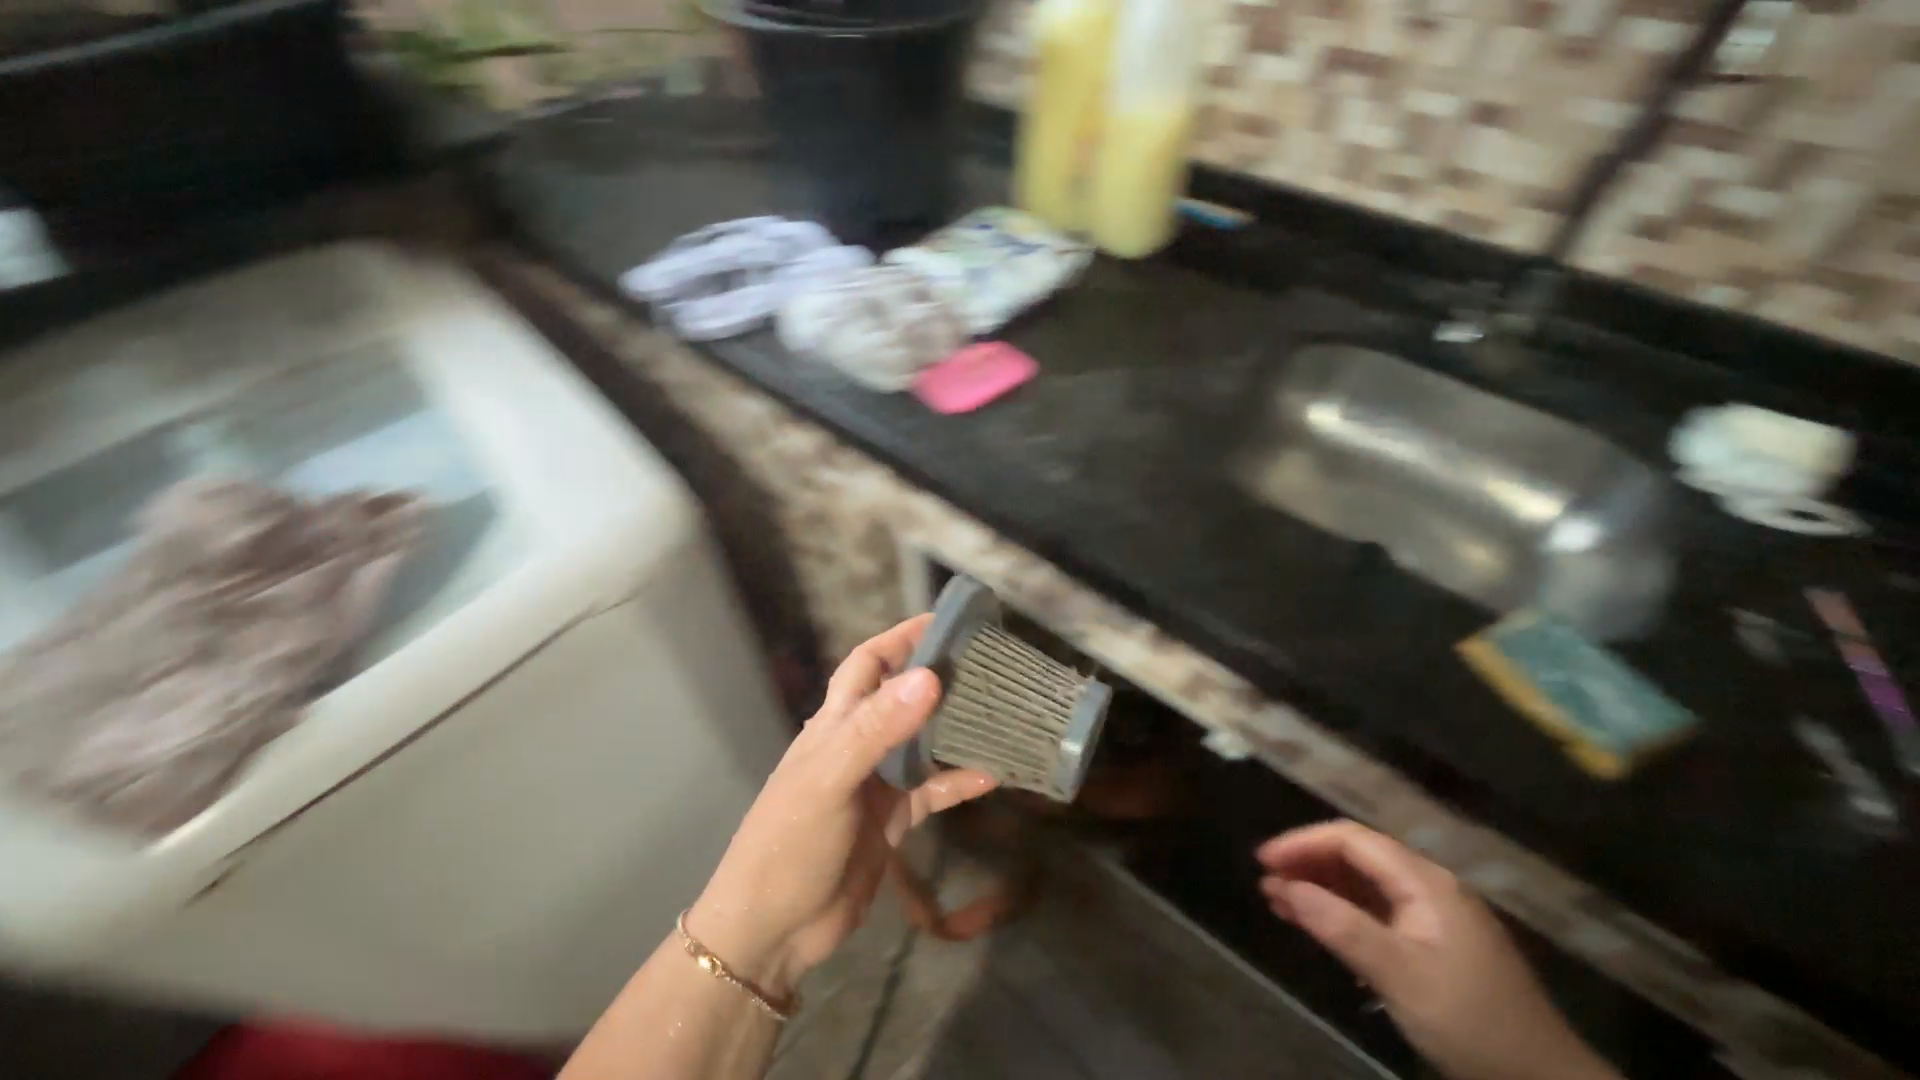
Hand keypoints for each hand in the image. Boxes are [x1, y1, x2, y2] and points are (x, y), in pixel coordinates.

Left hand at [687, 616, 997, 995]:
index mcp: (833, 723)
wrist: (773, 929)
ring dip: (955, 730)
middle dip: (939, 678)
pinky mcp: (890, 821)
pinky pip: (931, 792)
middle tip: (990, 667)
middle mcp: (856, 745)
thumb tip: (931, 677)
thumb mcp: (830, 779)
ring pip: (922, 744)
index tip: (949, 621)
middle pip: (902, 698)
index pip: (869, 663)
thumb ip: (878, 729)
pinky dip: (957, 782)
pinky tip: (991, 776)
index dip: (903, 638)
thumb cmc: (790, 843)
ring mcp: (875, 784)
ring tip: (1001, 716)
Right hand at [1256, 822, 1617, 1079]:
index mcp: (1425, 882)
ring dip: (1320, 887)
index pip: (1353, 840)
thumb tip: (1285, 887)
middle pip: (1358, 856)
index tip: (1262, 861)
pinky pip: (1377, 912)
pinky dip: (1341, 912)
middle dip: (1308, 863)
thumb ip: (1340, 926)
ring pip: (1365, 885)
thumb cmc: (1469, 1021)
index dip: (1303, 843)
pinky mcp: (1433, 945)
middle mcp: (1429, 887)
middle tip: (1265, 882)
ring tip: (1277, 900)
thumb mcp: (1399, 974)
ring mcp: (1433, 916)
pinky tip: (1315, 924)